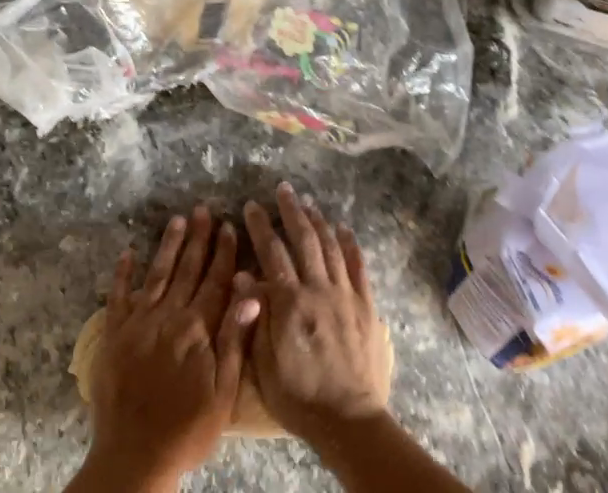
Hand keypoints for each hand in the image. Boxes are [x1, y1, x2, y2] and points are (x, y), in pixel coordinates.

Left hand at [77, 205, 259, 491]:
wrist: (134, 455)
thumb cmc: (188, 428)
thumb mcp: (223, 392)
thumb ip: (234, 339)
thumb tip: (251, 294)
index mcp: (197, 329)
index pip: (216, 281)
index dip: (224, 253)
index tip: (230, 227)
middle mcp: (167, 317)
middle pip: (187, 270)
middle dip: (199, 239)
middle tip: (204, 210)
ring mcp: (137, 323)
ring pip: (157, 275)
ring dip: (168, 246)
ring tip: (178, 220)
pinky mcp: (113, 336)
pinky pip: (118, 296)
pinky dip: (123, 273)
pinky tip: (128, 253)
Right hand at [241, 183, 392, 447]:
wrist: (348, 419)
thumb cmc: (298, 397)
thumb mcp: (263, 363)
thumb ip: (254, 316)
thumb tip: (241, 277)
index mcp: (289, 303)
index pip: (271, 253)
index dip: (260, 227)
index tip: (251, 206)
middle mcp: (318, 290)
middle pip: (304, 240)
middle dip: (291, 211)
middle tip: (283, 190)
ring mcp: (345, 296)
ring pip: (331, 247)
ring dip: (319, 221)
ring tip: (308, 203)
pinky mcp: (366, 306)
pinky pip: (358, 267)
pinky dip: (350, 245)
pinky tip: (344, 229)